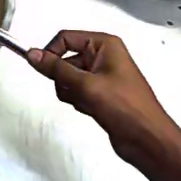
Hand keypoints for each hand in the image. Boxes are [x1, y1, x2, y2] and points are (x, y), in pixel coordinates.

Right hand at [27, 30, 180, 171]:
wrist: (148, 142)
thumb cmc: (125, 107)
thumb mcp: (85, 84)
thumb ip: (55, 68)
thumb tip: (32, 54)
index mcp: (105, 45)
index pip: (65, 38)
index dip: (52, 52)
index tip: (43, 69)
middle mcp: (104, 56)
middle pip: (65, 58)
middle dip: (63, 77)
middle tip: (74, 90)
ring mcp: (102, 76)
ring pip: (68, 76)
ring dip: (70, 91)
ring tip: (86, 102)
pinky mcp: (100, 93)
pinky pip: (76, 90)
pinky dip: (77, 100)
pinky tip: (90, 109)